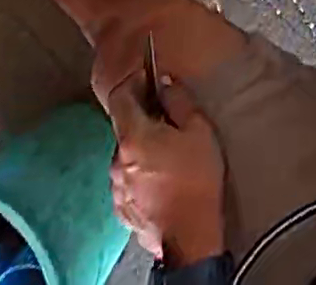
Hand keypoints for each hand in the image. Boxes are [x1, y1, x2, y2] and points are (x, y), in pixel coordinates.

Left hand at [108, 70, 225, 267]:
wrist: (191, 239)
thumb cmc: (198, 180)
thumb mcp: (199, 130)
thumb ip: (179, 101)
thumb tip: (164, 82)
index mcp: (134, 137)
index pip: (120, 95)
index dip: (133, 80)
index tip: (148, 76)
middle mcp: (117, 159)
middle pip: (124, 125)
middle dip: (143, 116)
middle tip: (168, 117)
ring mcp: (116, 186)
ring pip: (126, 152)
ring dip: (142, 146)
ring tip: (169, 151)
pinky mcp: (121, 208)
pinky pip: (127, 177)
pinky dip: (141, 170)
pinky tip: (163, 176)